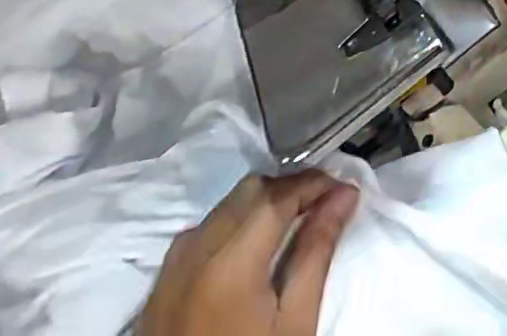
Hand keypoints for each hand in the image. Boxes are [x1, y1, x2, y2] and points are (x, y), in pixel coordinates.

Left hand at [139, 170, 359, 335]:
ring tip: (296, 220)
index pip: (279, 196)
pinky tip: (256, 244)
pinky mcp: (161, 284)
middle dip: (290, 187)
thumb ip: (317, 251)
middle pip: (251, 190)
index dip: (315, 184)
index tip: (344, 188)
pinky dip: (236, 220)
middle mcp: (196, 251)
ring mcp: (173, 267)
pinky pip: (205, 227)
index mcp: (230, 264)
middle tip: (324, 203)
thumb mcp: (295, 325)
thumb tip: (343, 196)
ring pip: (226, 203)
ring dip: (264, 200)